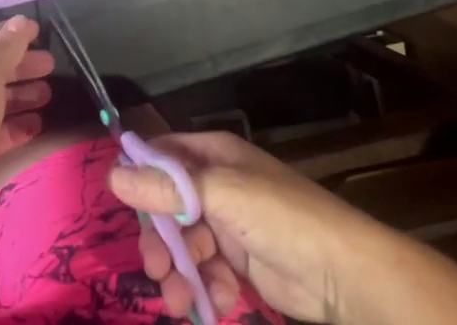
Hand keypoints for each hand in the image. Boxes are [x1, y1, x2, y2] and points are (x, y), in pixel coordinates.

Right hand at [109, 132, 352, 321]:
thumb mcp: (222, 195)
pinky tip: (219, 300)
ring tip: (181, 300)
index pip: (161, 155)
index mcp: (214, 155)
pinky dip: (206, 287)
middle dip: (158, 239)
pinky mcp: (240, 263)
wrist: (345, 275)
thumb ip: (166, 188)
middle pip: (166, 207)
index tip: (122, 205)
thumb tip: (112, 177)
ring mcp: (229, 225)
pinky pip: (206, 271)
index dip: (139, 177)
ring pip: (183, 245)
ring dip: (179, 273)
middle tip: (156, 268)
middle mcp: (217, 185)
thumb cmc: (282, 218)